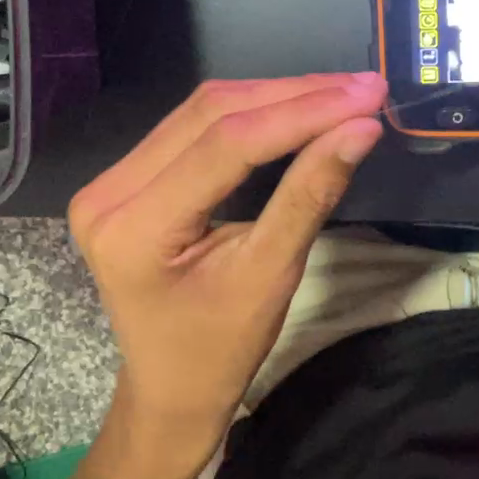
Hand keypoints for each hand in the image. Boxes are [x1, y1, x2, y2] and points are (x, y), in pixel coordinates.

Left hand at [67, 73, 387, 441]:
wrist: (170, 389)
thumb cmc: (219, 351)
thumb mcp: (271, 277)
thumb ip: (310, 195)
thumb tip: (362, 129)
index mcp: (133, 227)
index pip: (227, 144)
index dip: (303, 114)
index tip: (368, 97)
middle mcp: (109, 190)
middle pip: (213, 113)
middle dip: (296, 95)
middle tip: (366, 88)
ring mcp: (113, 179)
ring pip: (206, 109)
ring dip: (279, 95)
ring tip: (344, 92)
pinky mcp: (130, 175)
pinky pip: (197, 124)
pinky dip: (256, 110)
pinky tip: (300, 105)